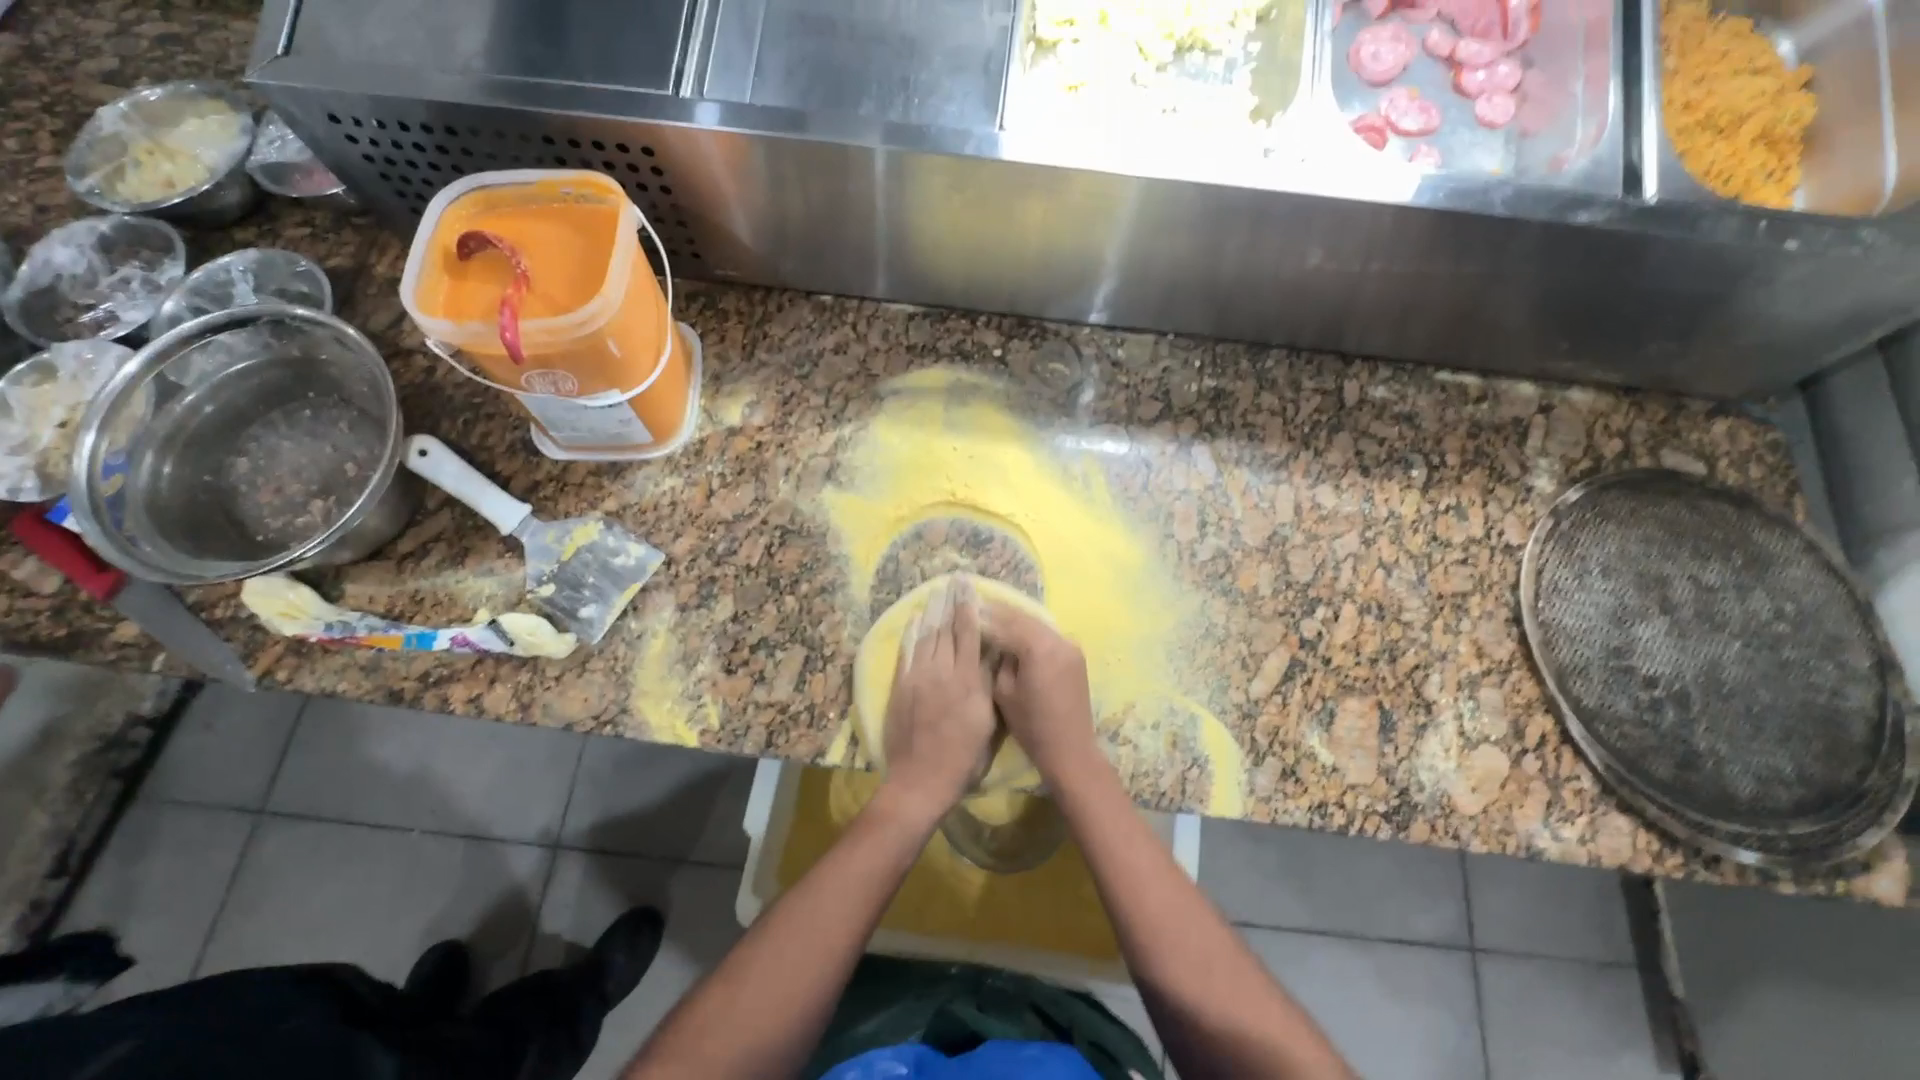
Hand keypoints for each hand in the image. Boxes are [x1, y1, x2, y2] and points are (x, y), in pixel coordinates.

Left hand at [879, 576, 996, 824]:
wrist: (921, 780)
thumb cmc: (963, 759)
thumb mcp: (988, 723)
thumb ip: (988, 687)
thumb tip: (994, 657)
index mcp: (968, 682)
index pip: (971, 636)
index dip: (971, 609)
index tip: (972, 589)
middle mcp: (943, 673)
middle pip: (947, 629)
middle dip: (951, 602)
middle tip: (954, 580)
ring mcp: (918, 678)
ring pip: (927, 636)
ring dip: (932, 611)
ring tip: (937, 591)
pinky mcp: (901, 687)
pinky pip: (907, 652)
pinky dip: (912, 634)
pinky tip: (916, 619)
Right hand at [981, 600, 1099, 782]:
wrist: (1070, 748)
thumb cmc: (1031, 725)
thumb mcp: (1003, 692)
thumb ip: (998, 660)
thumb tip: (993, 641)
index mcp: (1038, 647)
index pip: (1005, 624)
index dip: (984, 619)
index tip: (966, 612)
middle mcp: (1058, 639)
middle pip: (1023, 618)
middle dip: (1000, 613)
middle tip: (977, 608)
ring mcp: (1070, 645)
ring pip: (1037, 624)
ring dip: (1015, 620)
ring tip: (992, 618)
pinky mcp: (1075, 654)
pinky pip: (1048, 635)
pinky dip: (1030, 631)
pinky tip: (1015, 633)